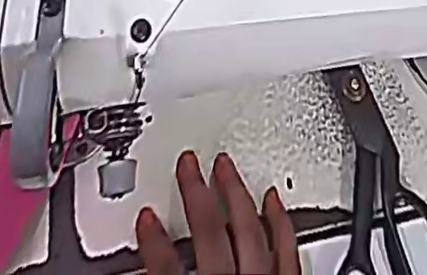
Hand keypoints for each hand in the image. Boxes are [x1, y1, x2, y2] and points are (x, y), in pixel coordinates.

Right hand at [137, 151, 298, 274]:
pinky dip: (280, 223)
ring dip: (236, 194)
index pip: (167, 268)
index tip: (146, 216)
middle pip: (211, 233)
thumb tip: (138, 268)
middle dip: (196, 193)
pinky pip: (288, 253)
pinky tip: (274, 199)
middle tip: (188, 162)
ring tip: (226, 165)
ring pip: (251, 232)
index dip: (154, 240)